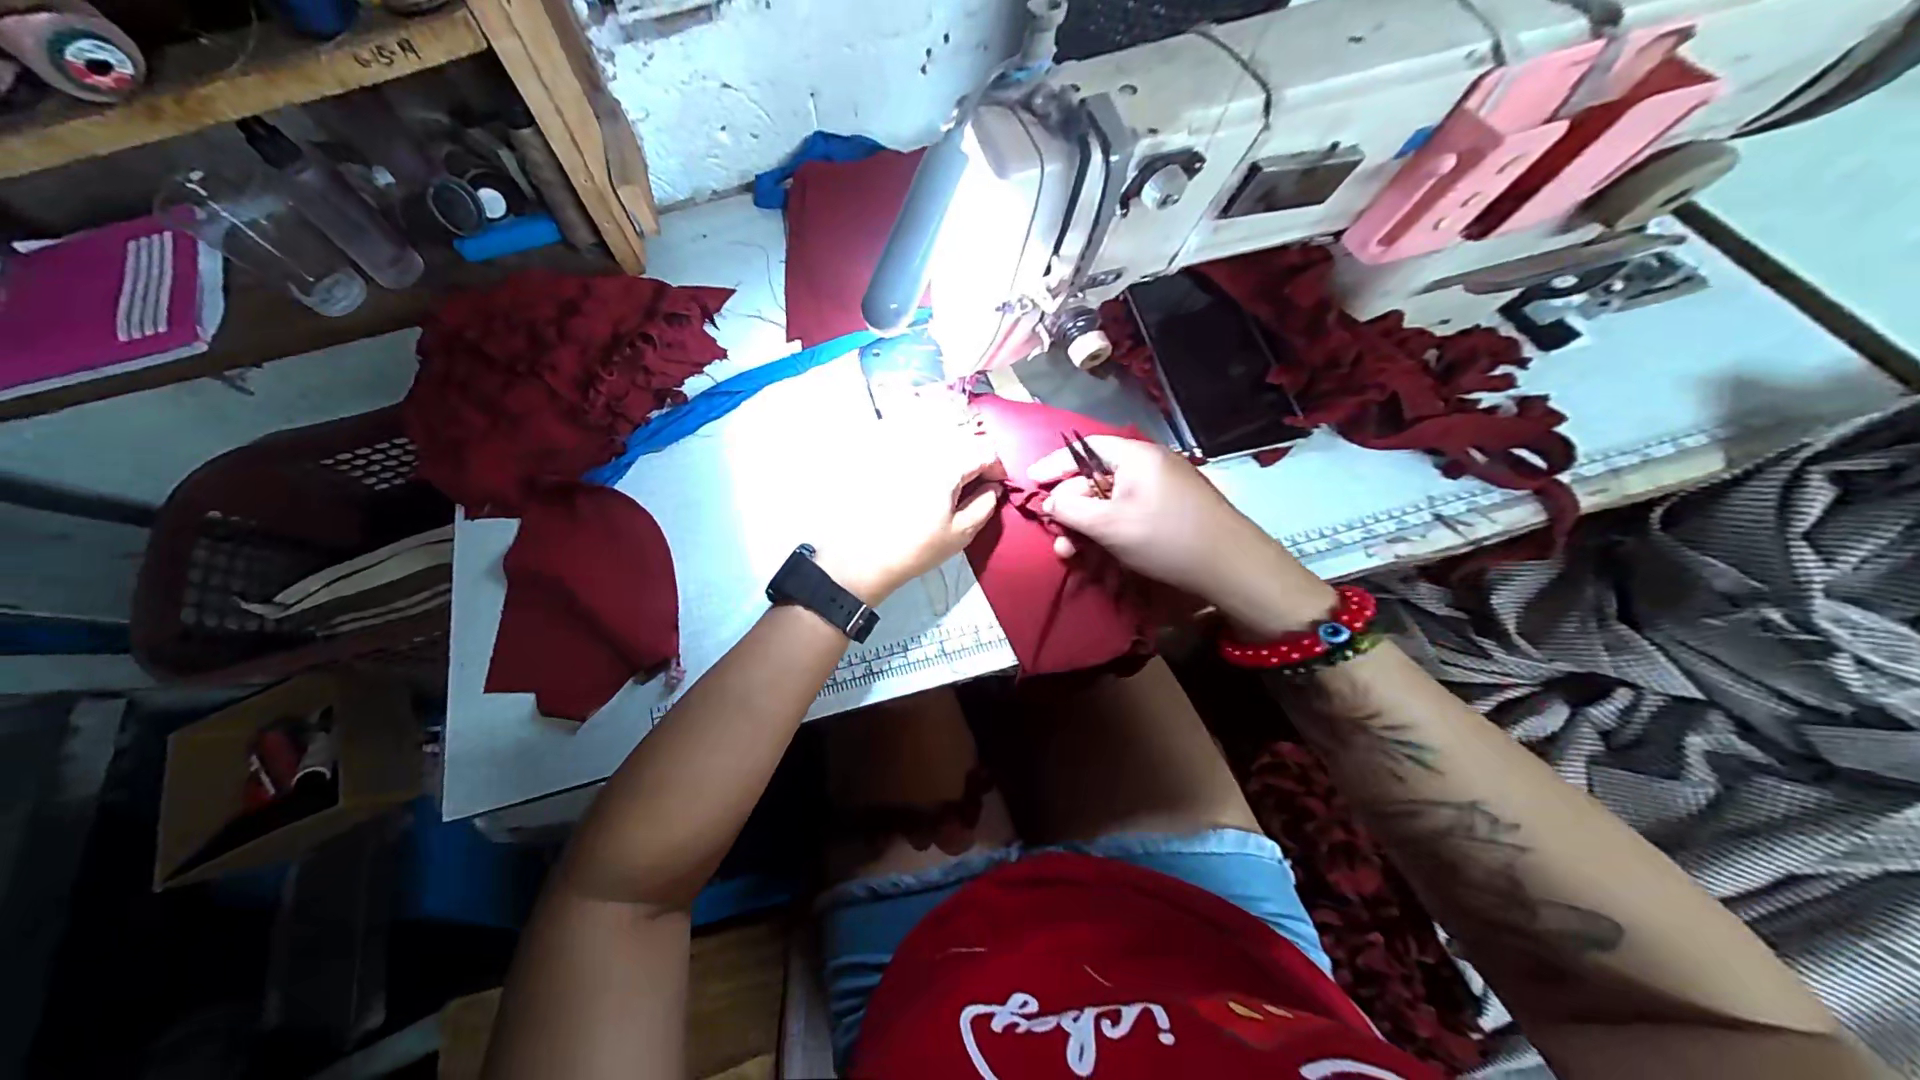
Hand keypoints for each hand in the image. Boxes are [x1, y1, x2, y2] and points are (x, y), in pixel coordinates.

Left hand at [813, 419, 1003, 604]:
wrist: (868, 557)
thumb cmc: (919, 548)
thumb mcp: (962, 532)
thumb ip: (986, 504)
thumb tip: (994, 487)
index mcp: (948, 467)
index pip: (984, 451)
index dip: (998, 467)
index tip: (998, 486)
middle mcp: (927, 453)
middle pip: (963, 442)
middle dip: (977, 461)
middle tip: (980, 487)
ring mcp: (906, 456)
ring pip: (942, 445)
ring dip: (956, 461)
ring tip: (956, 489)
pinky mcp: (890, 464)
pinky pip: (922, 453)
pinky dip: (935, 464)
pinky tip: (931, 489)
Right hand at [1028, 435, 1336, 636]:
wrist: (1230, 566)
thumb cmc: (1164, 537)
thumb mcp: (1108, 525)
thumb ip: (1070, 509)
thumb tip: (1051, 500)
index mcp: (1135, 456)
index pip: (1084, 448)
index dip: (1054, 464)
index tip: (1031, 481)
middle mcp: (1149, 464)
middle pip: (1095, 478)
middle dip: (1070, 508)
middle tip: (1055, 534)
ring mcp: (1163, 487)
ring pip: (1110, 501)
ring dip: (1087, 526)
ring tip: (1072, 553)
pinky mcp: (1171, 510)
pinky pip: (1129, 512)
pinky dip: (1110, 530)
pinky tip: (1100, 554)